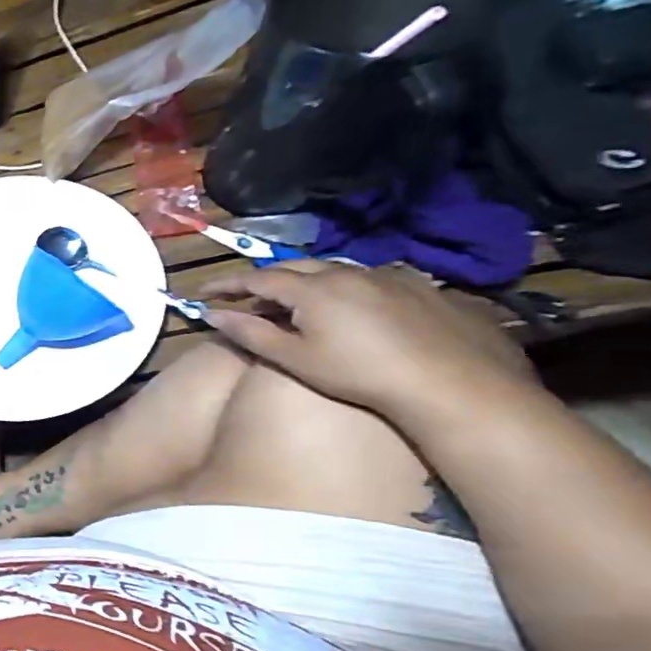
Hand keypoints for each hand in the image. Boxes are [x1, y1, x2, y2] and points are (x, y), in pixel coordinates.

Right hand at [198, 261, 534, 415]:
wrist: (449, 382)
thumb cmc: (359, 374)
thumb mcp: (295, 359)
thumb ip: (250, 333)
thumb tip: (212, 314)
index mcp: (311, 289)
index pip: (256, 278)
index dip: (226, 284)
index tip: (201, 292)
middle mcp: (344, 272)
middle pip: (292, 268)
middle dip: (263, 280)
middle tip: (244, 299)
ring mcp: (383, 276)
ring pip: (330, 270)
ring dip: (302, 282)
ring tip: (292, 302)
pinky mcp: (414, 286)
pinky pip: (363, 277)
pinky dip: (339, 287)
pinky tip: (345, 306)